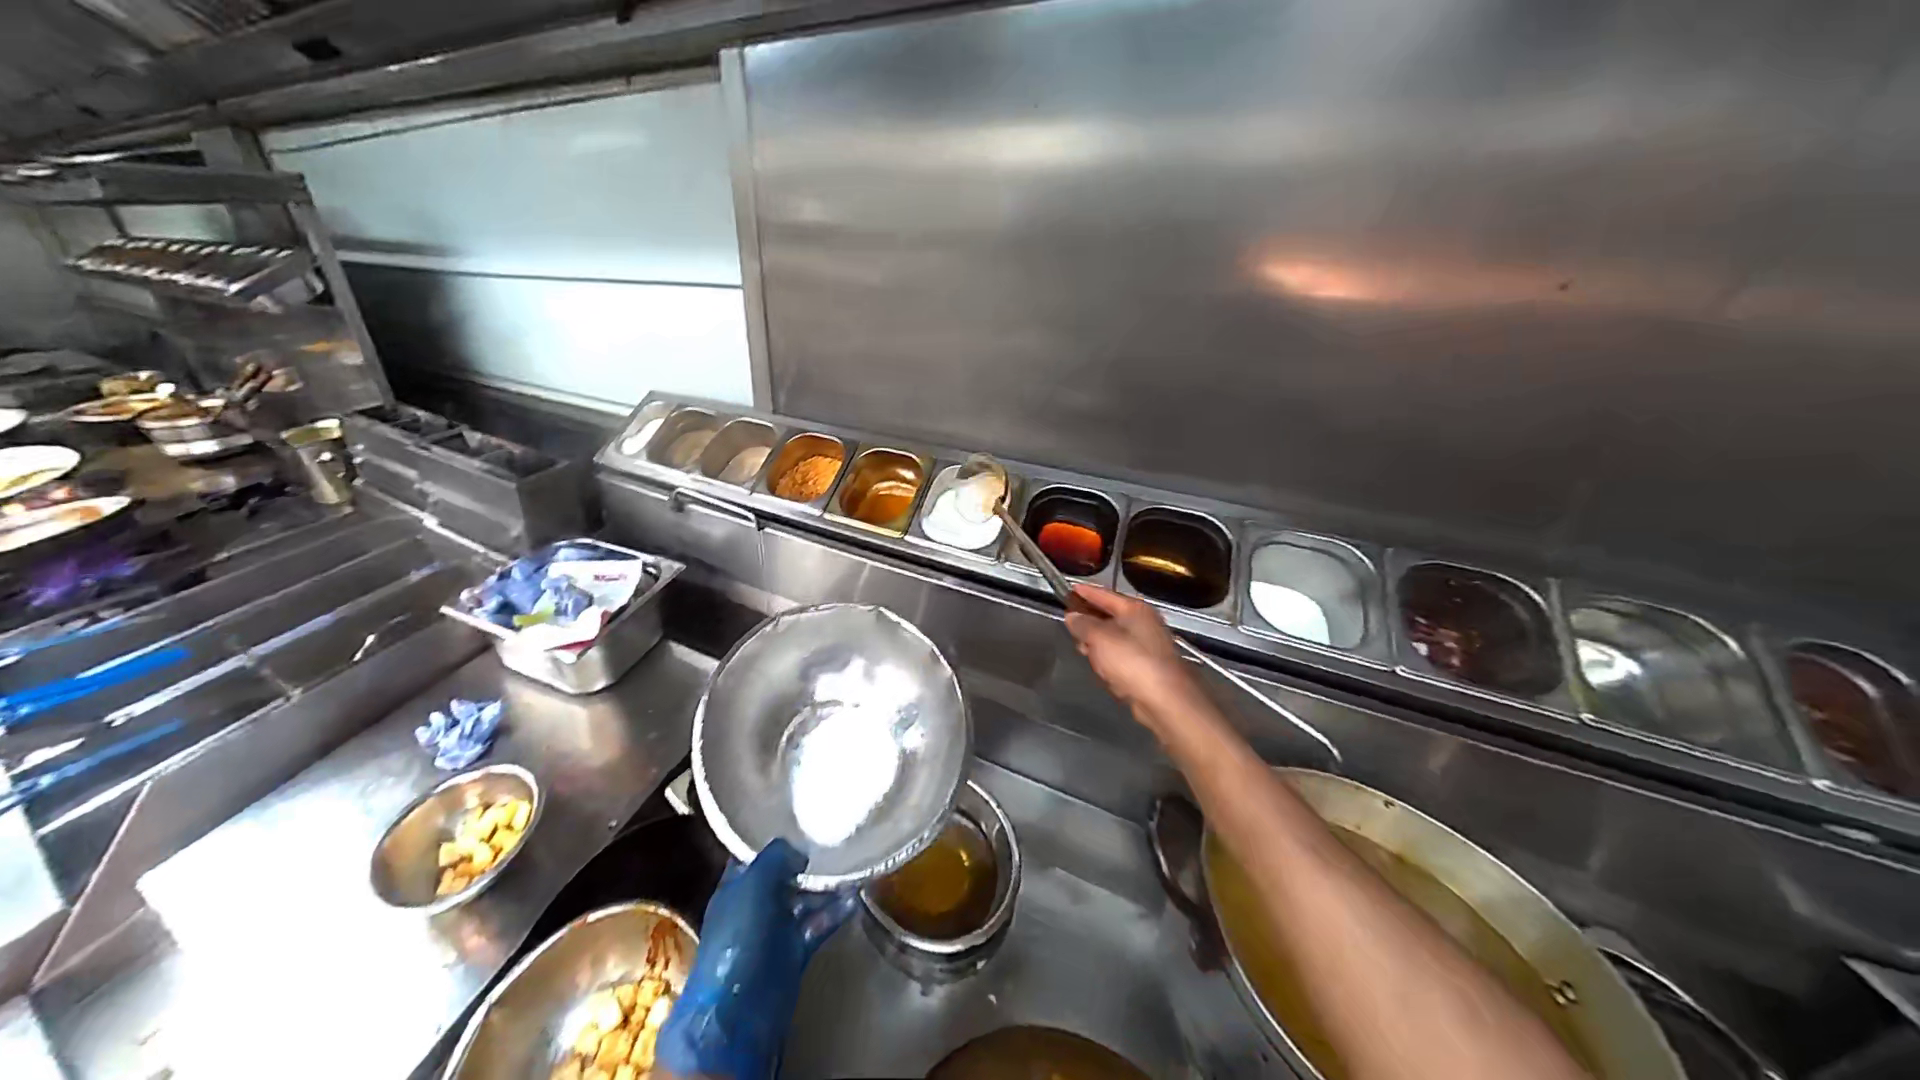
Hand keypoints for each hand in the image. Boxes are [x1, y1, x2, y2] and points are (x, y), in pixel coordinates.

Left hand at [657, 839, 857, 1079]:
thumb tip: (798, 851)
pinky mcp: (794, 950)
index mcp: (737, 885)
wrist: (738, 1012)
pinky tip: (854, 899)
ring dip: (827, 885)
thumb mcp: (753, 885)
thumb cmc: (738, 939)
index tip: (805, 819)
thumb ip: (776, 858)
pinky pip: (818, 924)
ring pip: (805, 898)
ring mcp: (775, 928)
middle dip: (809, 860)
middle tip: (839, 839)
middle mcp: (755, 903)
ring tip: (854, 867)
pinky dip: (835, 913)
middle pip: (785, 873)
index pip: (756, 852)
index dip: (777, 835)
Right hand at [1064, 584, 1205, 735]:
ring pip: (1114, 640)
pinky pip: (1121, 659)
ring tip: (1085, 652)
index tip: (1069, 589)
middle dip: (1089, 624)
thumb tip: (1072, 616)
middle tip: (1072, 628)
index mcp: (1135, 609)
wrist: (1165, 699)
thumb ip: (1082, 624)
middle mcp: (1144, 624)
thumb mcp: (1099, 638)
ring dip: (1098, 647)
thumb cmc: (1132, 661)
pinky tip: (1104, 672)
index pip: (1104, 594)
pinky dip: (1110, 664)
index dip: (1085, 592)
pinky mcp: (1148, 668)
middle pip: (1109, 617)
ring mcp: (1148, 646)